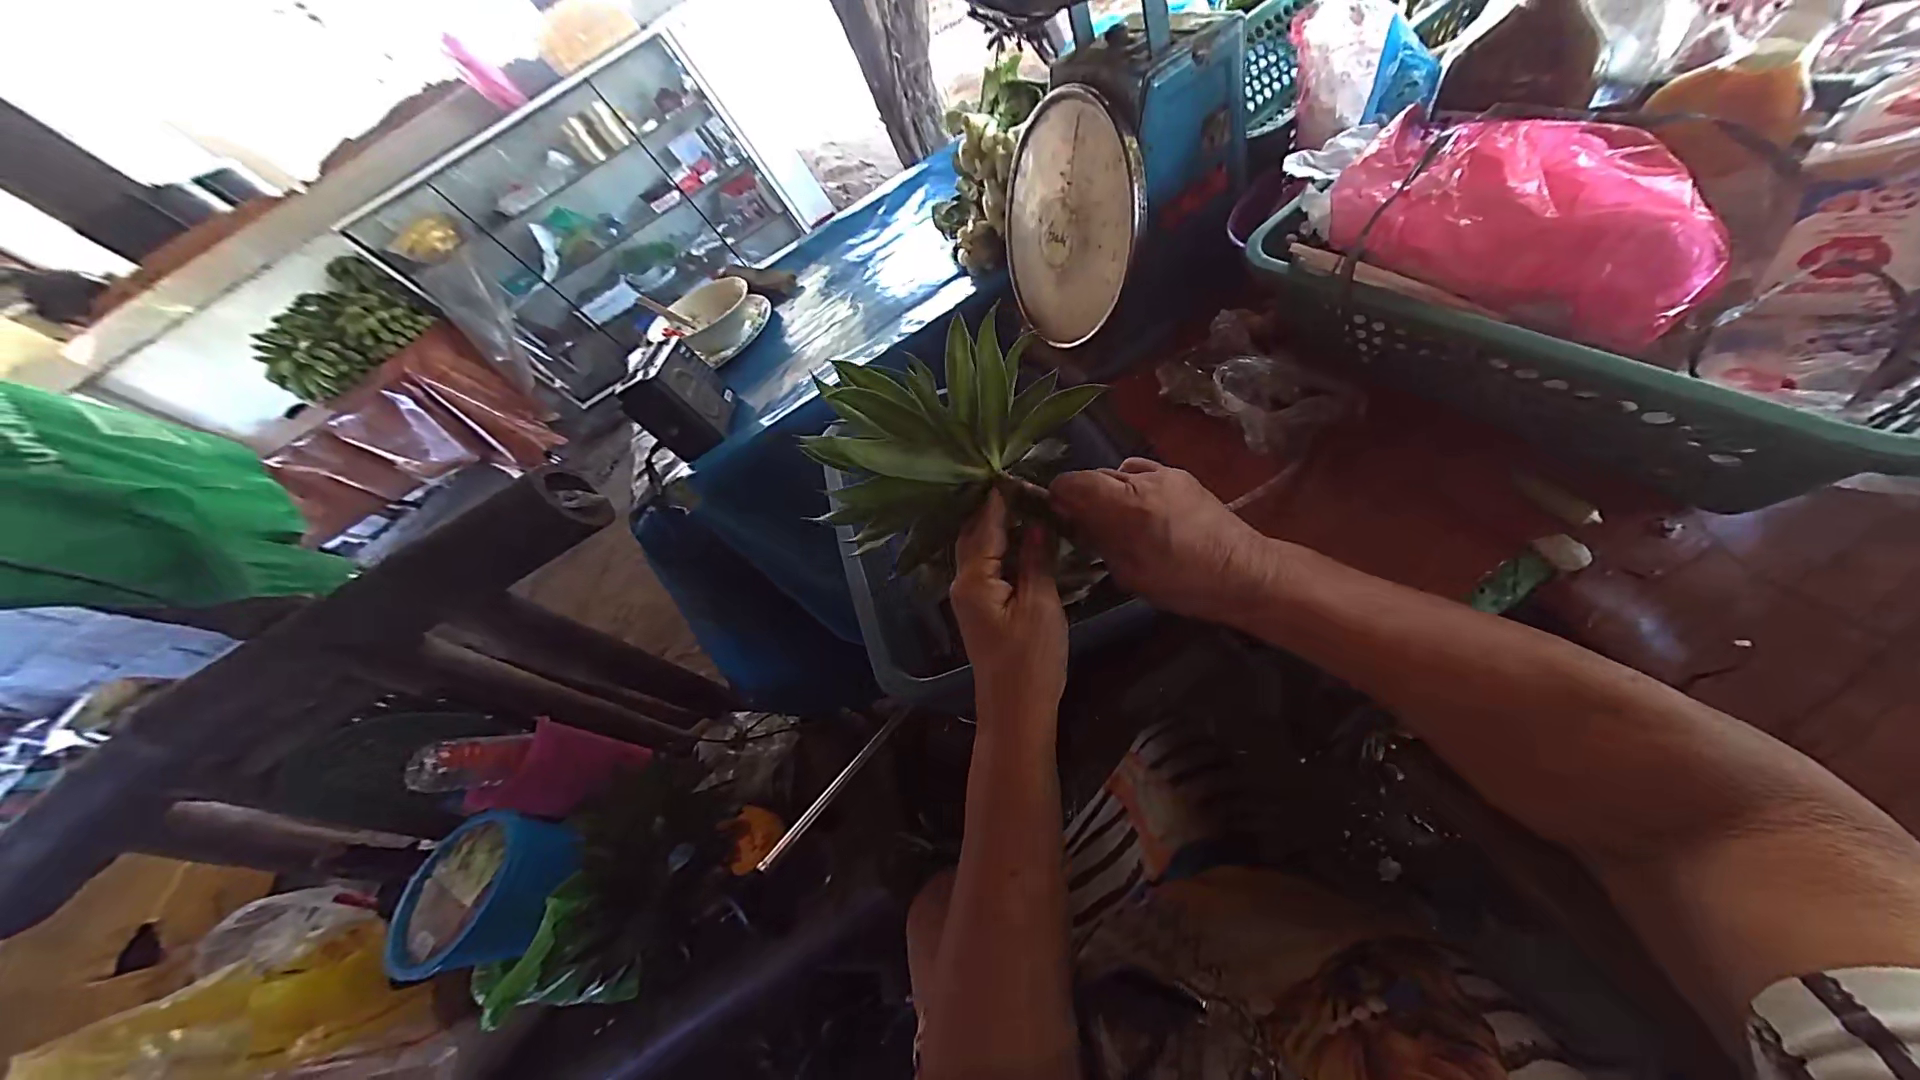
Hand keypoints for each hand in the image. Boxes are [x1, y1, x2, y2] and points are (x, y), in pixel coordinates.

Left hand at [950, 490, 1067, 725]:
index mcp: (973, 579)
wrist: (1016, 712)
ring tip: (1026, 505)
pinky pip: (986, 567)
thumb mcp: (1041, 605)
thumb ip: (1037, 560)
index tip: (1017, 473)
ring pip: (979, 551)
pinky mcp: (980, 609)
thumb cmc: (1031, 661)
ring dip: (997, 528)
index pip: (985, 526)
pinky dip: (1001, 549)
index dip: (1001, 499)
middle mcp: (962, 583)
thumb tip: (1038, 523)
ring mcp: (968, 598)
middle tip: (1025, 486)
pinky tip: (1022, 540)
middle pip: (974, 535)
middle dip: (995, 509)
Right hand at [1050, 459, 1277, 624]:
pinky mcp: (1182, 476)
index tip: (1055, 513)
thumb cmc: (1183, 583)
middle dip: (1082, 496)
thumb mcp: (1129, 572)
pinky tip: (1137, 508)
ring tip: (1112, 518)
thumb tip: (1073, 518)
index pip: (1074, 482)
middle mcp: (1145, 479)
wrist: (1245, 572)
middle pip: (1094, 476)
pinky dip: (1130, 486)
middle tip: (1081, 523)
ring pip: (1118, 473)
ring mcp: (1166, 473)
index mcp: (1129, 504)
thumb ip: (1097, 539)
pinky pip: (1142, 473)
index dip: (1058, 495)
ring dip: (1107, 491)